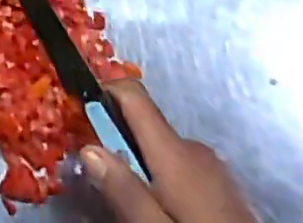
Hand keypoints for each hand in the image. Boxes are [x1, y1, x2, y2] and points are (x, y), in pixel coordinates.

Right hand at [80, 79, 259, 222]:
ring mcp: (212, 168)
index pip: (132, 94)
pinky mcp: (222, 188)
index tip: (80, 115)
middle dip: (117, 144)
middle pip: (142, 125)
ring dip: (139, 166)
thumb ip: (125, 192)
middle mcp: (193, 149)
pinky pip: (180, 168)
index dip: (102, 93)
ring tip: (132, 207)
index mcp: (174, 152)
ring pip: (160, 150)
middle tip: (101, 182)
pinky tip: (163, 213)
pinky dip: (161, 179)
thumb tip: (88, 147)